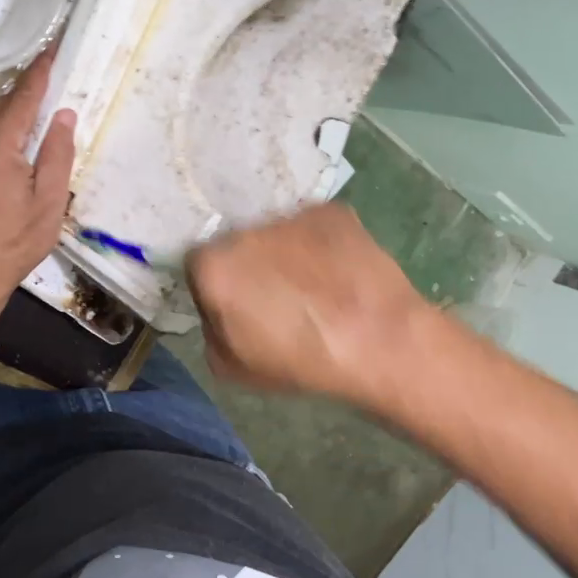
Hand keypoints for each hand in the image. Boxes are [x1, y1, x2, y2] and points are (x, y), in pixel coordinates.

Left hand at [0, 48, 76, 308]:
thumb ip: (58, 154)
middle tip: (54, 80)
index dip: (42, 72)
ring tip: (39, 110)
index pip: (23, 97)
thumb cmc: (15, 243)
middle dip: (29, 91)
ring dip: (12, 112)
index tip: (55, 47)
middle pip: (4, 105)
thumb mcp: (49, 203)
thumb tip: (64, 115)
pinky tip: (13, 138)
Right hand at [186, 204, 434, 405]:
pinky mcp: (332, 210)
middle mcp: (245, 230)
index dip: (214, 290)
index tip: (235, 310)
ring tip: (311, 287)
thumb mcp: (231, 367)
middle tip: (273, 298)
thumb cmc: (300, 361)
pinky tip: (335, 273)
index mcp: (213, 267)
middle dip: (248, 266)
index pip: (197, 269)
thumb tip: (220, 312)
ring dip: (282, 253)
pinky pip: (312, 226)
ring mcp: (290, 215)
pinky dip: (318, 244)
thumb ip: (211, 330)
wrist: (379, 341)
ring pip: (274, 233)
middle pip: (235, 244)